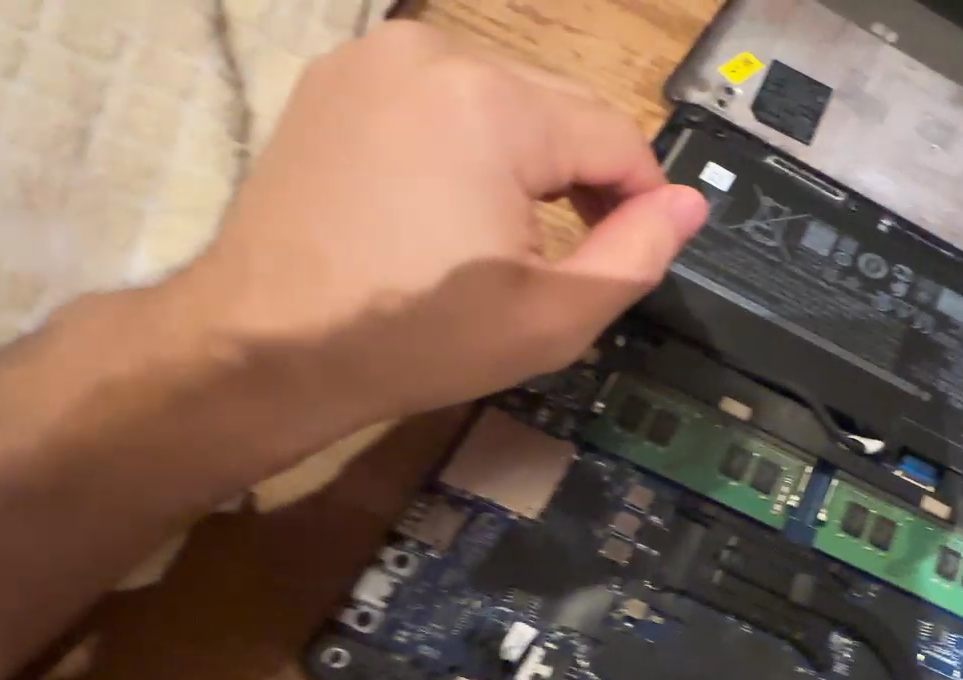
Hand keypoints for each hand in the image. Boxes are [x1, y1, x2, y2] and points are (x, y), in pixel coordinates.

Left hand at [169, 22, 707, 433]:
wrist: (270, 345)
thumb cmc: (424, 338)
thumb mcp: (555, 316)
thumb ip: (636, 254)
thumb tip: (692, 204)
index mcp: (494, 106)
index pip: (618, 136)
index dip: (646, 200)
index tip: (634, 255)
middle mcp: (436, 51)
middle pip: (565, 108)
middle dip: (590, 178)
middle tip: (577, 254)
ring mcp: (377, 56)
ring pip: (510, 100)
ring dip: (537, 161)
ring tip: (519, 236)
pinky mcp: (340, 78)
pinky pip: (448, 100)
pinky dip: (477, 145)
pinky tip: (460, 205)